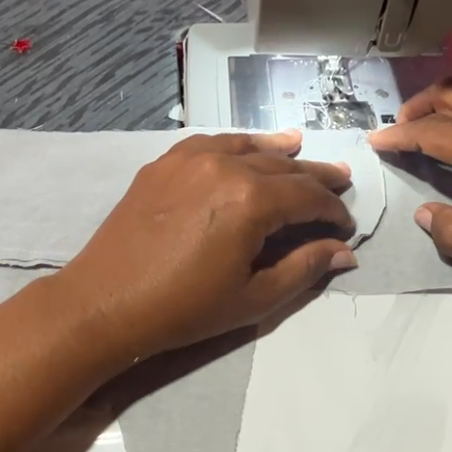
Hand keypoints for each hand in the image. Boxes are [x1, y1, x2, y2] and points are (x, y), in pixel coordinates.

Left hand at [55, 131, 356, 361]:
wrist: (106, 300)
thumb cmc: (184, 308)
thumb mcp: (253, 298)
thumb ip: (304, 267)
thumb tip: (343, 250)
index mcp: (252, 200)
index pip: (307, 196)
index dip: (332, 211)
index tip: (346, 226)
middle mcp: (225, 165)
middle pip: (282, 165)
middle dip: (315, 176)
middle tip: (341, 180)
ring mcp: (191, 157)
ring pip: (247, 146)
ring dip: (278, 150)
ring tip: (301, 146)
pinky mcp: (165, 160)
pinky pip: (211, 142)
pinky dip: (237, 144)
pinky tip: (248, 147)